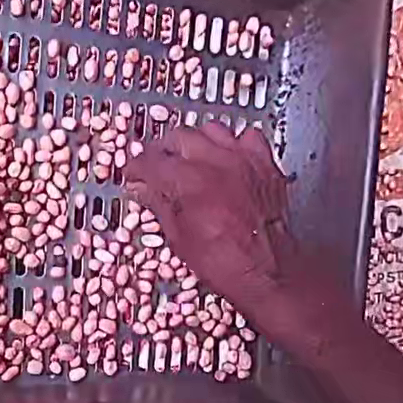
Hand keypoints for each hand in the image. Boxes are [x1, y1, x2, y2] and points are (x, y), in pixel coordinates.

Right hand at [123, 121, 315, 323]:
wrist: (269, 273)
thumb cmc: (224, 263)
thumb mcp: (180, 238)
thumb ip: (159, 205)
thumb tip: (141, 189)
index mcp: (188, 182)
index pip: (150, 161)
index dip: (136, 167)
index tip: (133, 175)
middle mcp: (216, 163)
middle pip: (178, 136)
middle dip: (163, 151)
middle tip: (158, 167)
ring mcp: (243, 160)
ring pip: (212, 129)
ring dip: (196, 141)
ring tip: (190, 158)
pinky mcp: (265, 164)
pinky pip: (247, 137)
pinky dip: (234, 144)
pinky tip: (228, 159)